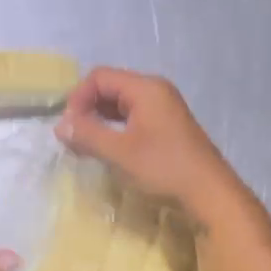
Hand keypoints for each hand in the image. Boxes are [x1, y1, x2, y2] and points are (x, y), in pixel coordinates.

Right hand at [55, 67, 242, 219]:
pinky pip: (133, 117)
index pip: (99, 77)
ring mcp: (164, 108)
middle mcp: (155, 91)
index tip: (69, 128)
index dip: (78, 98)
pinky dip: (115, 128)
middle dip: (87, 108)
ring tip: (86, 145)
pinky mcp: (167, 126)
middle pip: (110, 87)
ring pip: (120, 104)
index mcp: (145, 88)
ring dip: (100, 120)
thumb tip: (60, 125)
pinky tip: (108, 149)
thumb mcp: (119, 152)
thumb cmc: (164, 168)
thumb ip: (87, 135)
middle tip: (74, 137)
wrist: (210, 194)